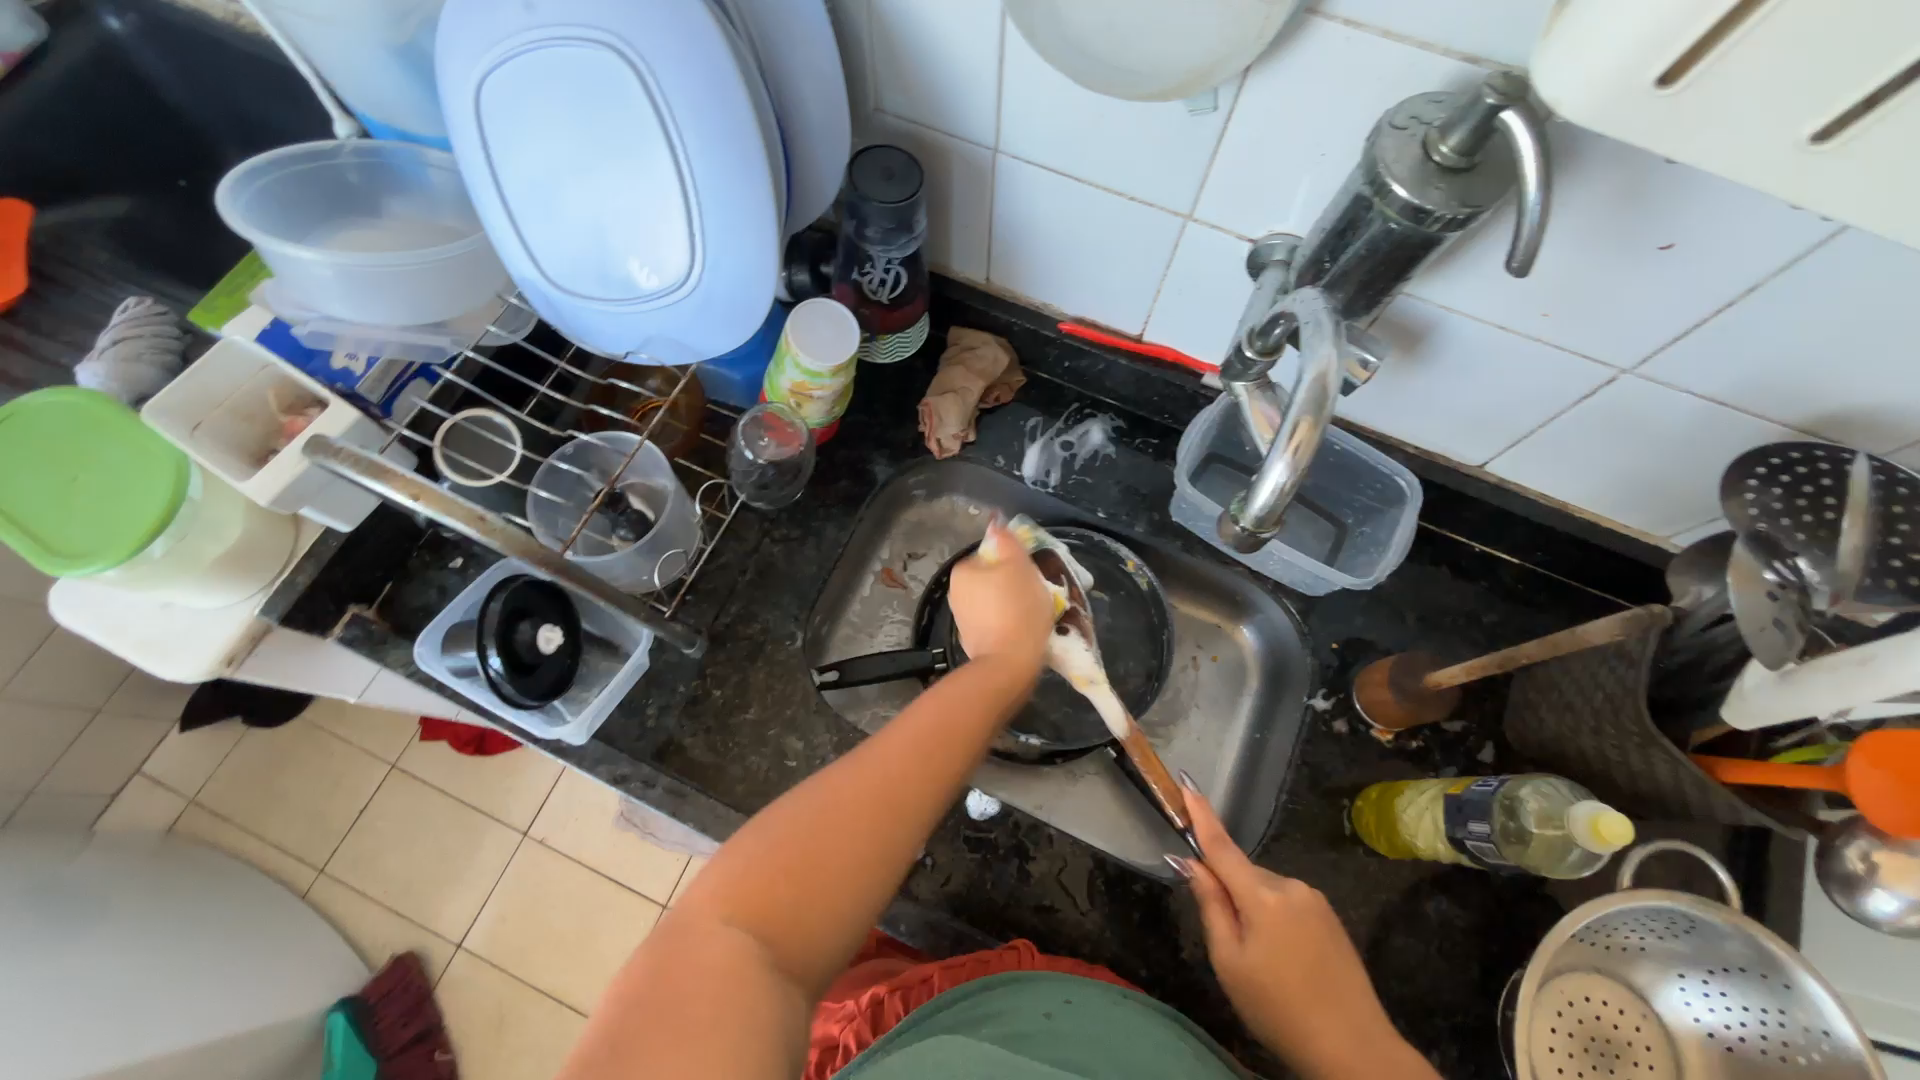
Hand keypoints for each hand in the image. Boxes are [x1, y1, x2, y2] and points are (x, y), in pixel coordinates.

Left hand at [948, 521, 1054, 677]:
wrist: (1009, 663)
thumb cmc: (1017, 608)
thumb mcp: (1018, 565)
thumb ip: (1007, 540)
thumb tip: (995, 524)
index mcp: (963, 571)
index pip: (992, 556)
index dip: (1015, 563)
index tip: (1031, 576)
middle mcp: (956, 593)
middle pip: (993, 579)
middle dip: (1014, 585)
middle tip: (1036, 595)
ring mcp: (962, 619)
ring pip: (994, 603)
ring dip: (1012, 606)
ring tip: (1032, 617)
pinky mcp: (972, 641)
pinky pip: (994, 624)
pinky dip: (1007, 625)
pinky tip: (1022, 633)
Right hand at [1174, 792, 1437, 1079]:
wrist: (1354, 1049)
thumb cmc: (1278, 1009)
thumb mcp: (1230, 962)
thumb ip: (1210, 906)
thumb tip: (1192, 863)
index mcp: (1262, 895)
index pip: (1222, 846)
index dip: (1201, 816)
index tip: (1187, 784)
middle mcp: (1292, 885)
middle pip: (1243, 874)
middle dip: (1229, 893)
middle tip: (1231, 947)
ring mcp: (1316, 900)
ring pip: (1267, 892)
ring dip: (1254, 911)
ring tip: (1263, 965)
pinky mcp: (1331, 917)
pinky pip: (1289, 905)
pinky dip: (1276, 922)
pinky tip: (1285, 963)